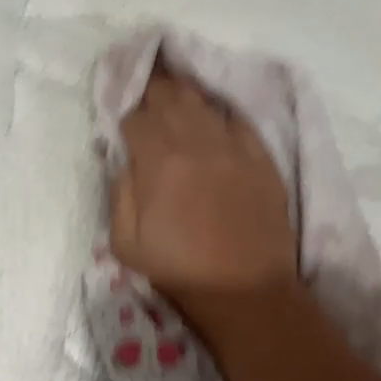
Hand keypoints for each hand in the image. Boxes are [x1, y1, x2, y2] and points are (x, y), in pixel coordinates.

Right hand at [110, 64, 297, 316]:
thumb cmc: (178, 272)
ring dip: (182, 94)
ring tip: (171, 92)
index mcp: (159, 162)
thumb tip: (125, 161)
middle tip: (141, 90)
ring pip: (203, 101)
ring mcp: (233, 146)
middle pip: (169, 96)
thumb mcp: (124, 243)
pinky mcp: (261, 157)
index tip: (119, 118)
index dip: (123, 112)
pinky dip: (217, 113)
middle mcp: (197, 142)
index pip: (135, 116)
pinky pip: (236, 119)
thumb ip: (120, 193)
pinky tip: (210, 117)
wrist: (245, 290)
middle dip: (151, 90)